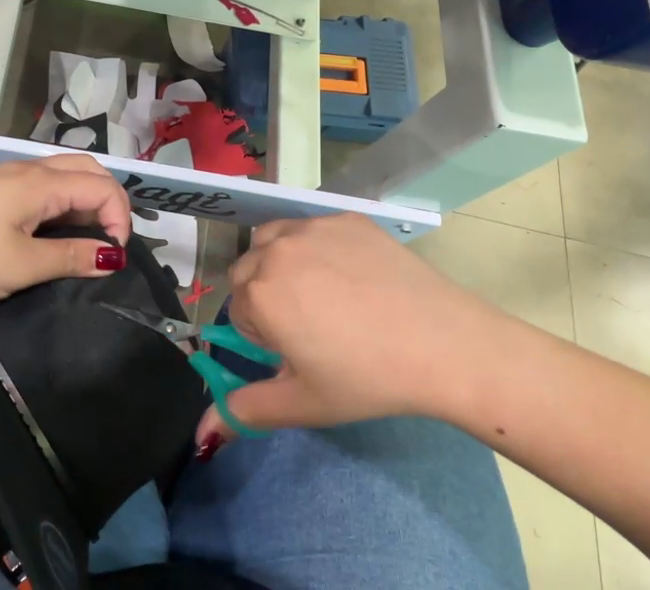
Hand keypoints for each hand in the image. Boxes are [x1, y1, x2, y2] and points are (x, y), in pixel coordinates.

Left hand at [0, 155, 132, 306]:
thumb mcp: (20, 266)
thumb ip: (69, 257)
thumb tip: (112, 256)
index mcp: (41, 183)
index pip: (102, 185)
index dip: (119, 218)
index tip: (113, 258)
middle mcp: (27, 169)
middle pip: (86, 169)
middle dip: (108, 201)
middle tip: (107, 243)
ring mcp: (5, 176)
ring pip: (63, 175)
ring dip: (84, 200)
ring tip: (83, 240)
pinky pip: (41, 185)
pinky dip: (60, 202)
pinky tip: (49, 231)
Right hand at [196, 214, 513, 444]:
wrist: (445, 344)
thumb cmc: (368, 379)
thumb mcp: (304, 403)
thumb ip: (246, 413)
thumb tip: (205, 432)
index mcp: (259, 294)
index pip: (238, 310)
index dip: (263, 335)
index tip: (296, 352)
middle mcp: (277, 250)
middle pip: (248, 270)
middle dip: (265, 295)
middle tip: (308, 326)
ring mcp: (313, 228)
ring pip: (274, 241)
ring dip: (282, 262)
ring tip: (322, 294)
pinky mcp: (347, 217)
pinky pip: (313, 228)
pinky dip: (319, 247)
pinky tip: (353, 276)